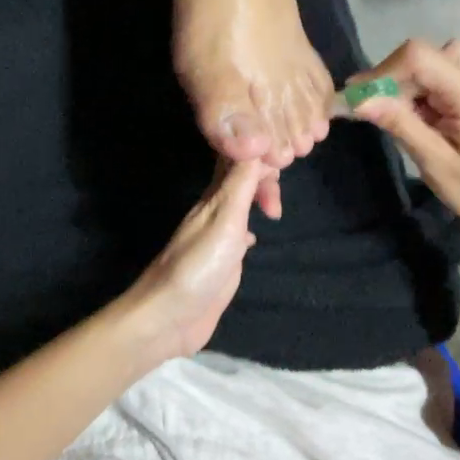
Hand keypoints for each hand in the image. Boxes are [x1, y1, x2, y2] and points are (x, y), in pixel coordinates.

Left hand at [117, 159, 267, 361]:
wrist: (169, 318)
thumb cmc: (197, 267)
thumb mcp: (224, 220)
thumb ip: (240, 184)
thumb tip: (257, 141)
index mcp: (213, 196)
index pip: (237, 156)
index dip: (261, 148)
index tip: (290, 154)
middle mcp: (215, 209)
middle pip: (241, 176)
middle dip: (265, 173)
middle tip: (280, 199)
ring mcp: (218, 235)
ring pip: (242, 199)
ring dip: (261, 193)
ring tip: (277, 207)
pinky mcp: (223, 259)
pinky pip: (241, 229)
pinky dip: (253, 219)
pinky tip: (261, 229)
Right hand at [345, 39, 459, 246]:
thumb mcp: (435, 162)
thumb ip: (400, 125)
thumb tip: (359, 100)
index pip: (419, 56)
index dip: (383, 71)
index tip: (358, 98)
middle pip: (422, 54)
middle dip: (391, 78)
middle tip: (372, 110)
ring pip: (428, 61)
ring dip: (403, 83)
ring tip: (394, 114)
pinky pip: (435, 76)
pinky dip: (415, 90)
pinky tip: (411, 117)